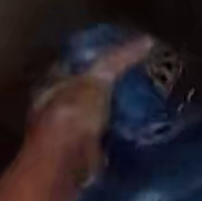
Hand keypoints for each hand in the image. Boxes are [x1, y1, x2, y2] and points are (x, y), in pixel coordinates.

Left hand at [28, 34, 154, 181]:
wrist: (68, 160)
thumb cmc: (74, 114)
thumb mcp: (97, 79)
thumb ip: (119, 60)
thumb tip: (147, 40)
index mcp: (54, 84)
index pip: (77, 64)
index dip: (98, 58)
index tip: (125, 55)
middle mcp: (58, 107)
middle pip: (88, 91)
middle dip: (110, 87)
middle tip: (141, 80)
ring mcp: (71, 132)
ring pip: (98, 115)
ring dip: (116, 112)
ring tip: (146, 104)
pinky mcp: (87, 153)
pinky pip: (108, 137)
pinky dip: (121, 133)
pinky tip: (140, 129)